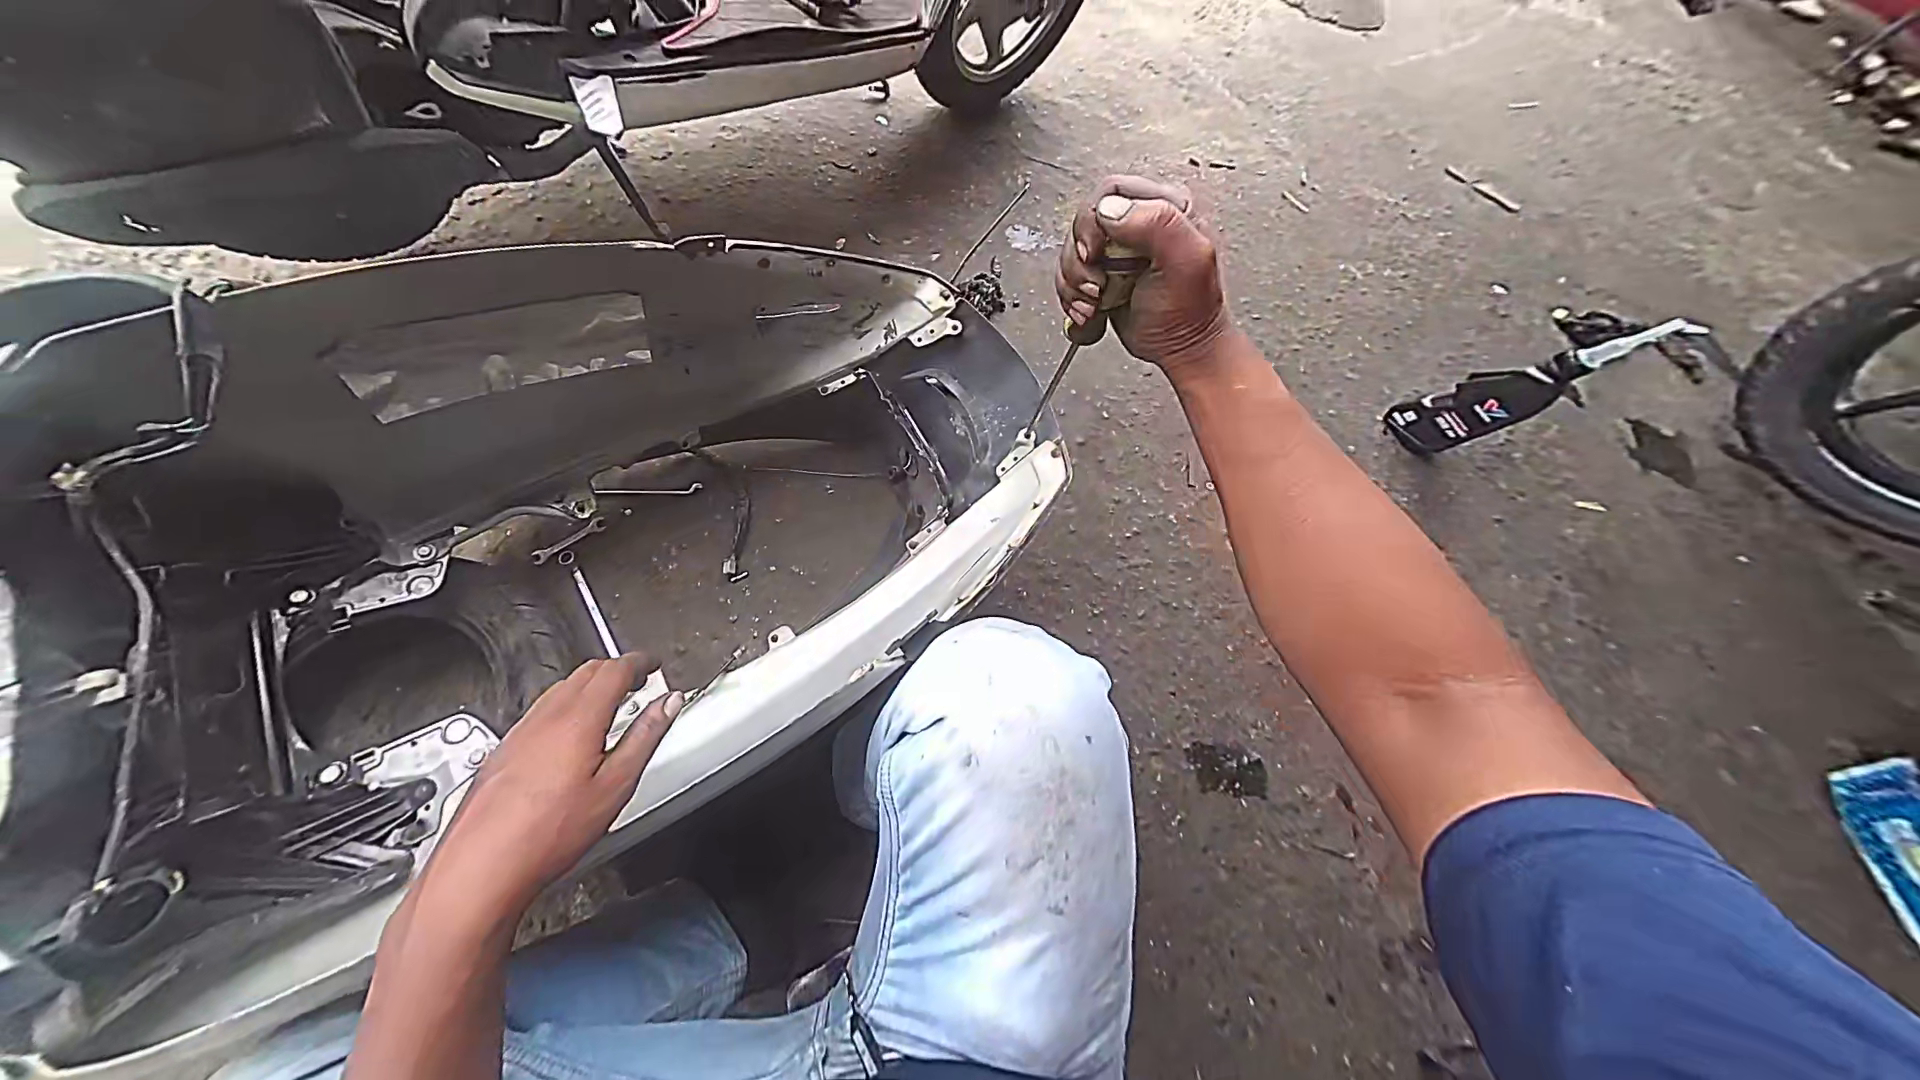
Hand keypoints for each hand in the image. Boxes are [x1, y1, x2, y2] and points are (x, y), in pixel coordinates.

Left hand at [414, 654, 684, 932]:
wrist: (478, 871)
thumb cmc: (544, 835)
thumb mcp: (616, 786)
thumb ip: (646, 736)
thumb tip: (667, 704)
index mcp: (577, 719)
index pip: (614, 670)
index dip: (640, 662)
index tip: (653, 664)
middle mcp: (545, 718)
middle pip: (586, 672)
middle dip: (618, 670)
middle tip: (640, 680)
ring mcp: (519, 734)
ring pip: (561, 690)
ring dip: (591, 686)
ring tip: (612, 704)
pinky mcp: (503, 752)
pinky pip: (541, 712)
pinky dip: (567, 707)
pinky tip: (574, 733)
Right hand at [1054, 175, 1232, 376]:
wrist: (1182, 349)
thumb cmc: (1191, 311)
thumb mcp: (1187, 259)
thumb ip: (1157, 223)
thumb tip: (1110, 210)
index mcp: (1162, 208)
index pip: (1110, 192)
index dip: (1092, 222)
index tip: (1094, 253)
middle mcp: (1135, 227)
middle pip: (1082, 225)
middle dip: (1079, 260)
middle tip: (1096, 286)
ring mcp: (1115, 255)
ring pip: (1071, 255)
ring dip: (1073, 285)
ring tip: (1095, 304)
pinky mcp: (1101, 279)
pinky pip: (1069, 281)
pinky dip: (1072, 301)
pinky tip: (1091, 313)